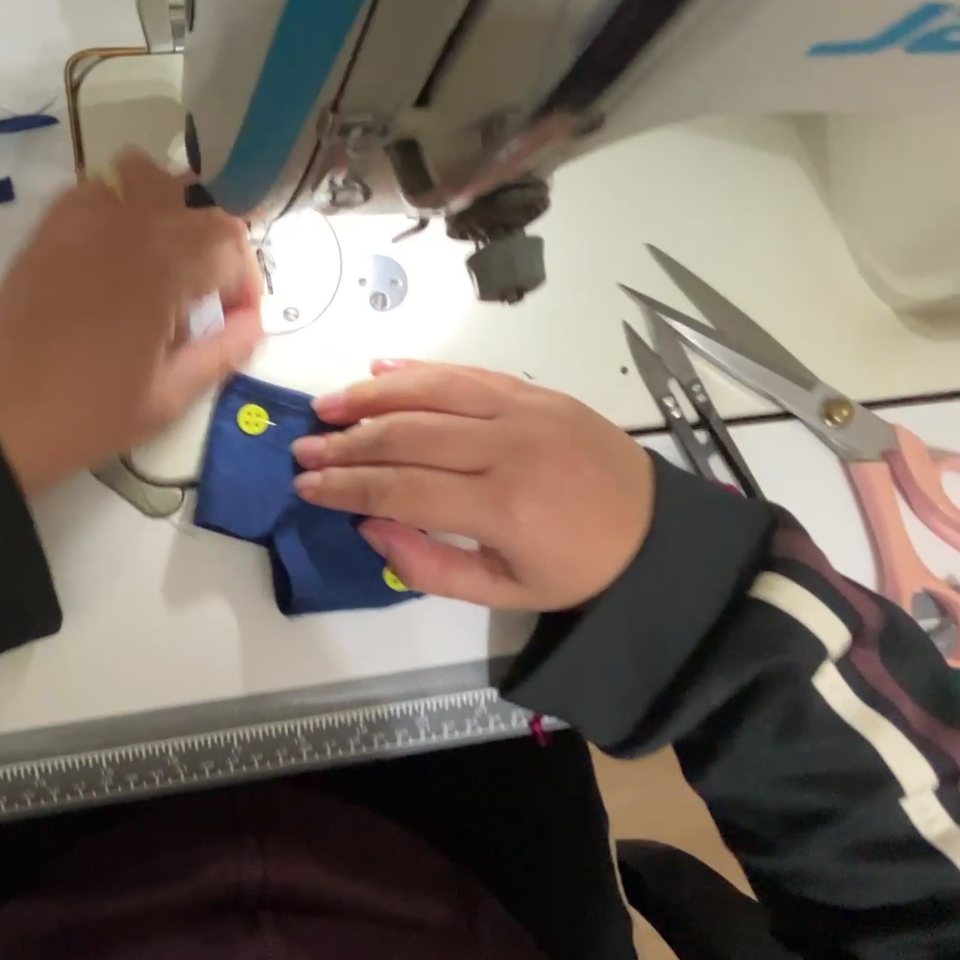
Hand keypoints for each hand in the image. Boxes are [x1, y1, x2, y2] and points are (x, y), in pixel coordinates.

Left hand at [0, 150, 264, 493]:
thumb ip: (222, 353)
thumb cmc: (90, 414)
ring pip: (146, 178)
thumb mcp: (169, 398)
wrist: (1, 418)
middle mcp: (128, 227)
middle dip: (216, 249)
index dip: (246, 282)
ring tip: (164, 264)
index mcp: (164, 269)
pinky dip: (119, 210)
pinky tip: (115, 259)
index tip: (235, 321)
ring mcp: (82, 221)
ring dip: (169, 211)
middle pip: (197, 205)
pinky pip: (97, 191)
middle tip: (205, 300)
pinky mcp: (49, 229)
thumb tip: (252, 325)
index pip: (231, 243)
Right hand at [291, 361, 654, 611]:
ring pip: (430, 391)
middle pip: (406, 434)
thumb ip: (426, 566)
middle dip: (345, 443)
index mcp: (502, 508)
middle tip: (303, 448)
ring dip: (370, 395)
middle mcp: (509, 449)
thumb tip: (367, 523)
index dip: (344, 486)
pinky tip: (378, 368)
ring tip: (327, 406)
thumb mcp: (500, 591)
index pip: (401, 488)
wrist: (656, 531)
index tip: (305, 485)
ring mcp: (525, 411)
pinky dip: (418, 369)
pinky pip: (466, 372)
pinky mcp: (536, 391)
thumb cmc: (574, 569)